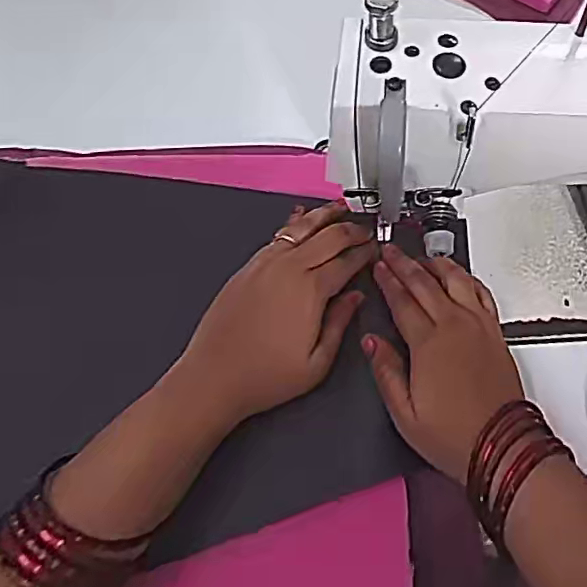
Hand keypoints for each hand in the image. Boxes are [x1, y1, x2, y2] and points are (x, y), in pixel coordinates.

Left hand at [177, 201, 377, 424]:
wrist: (212, 377)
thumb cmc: (261, 376)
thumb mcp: (316, 363)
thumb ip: (340, 324)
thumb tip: (355, 298)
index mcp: (310, 290)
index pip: (347, 260)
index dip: (365, 252)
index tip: (374, 250)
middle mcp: (289, 269)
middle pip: (330, 235)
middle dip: (353, 229)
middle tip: (365, 230)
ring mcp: (266, 264)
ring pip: (303, 226)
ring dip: (325, 215)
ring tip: (340, 208)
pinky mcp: (249, 266)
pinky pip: (279, 234)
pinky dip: (296, 222)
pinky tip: (301, 218)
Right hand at [363, 245, 525, 483]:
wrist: (500, 445)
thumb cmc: (455, 435)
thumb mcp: (405, 413)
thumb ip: (386, 372)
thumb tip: (372, 343)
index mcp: (428, 343)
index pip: (402, 300)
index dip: (387, 281)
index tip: (378, 268)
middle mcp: (454, 326)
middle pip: (424, 283)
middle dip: (404, 263)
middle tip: (392, 252)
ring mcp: (478, 325)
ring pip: (455, 279)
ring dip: (436, 264)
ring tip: (423, 257)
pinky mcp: (495, 331)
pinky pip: (480, 292)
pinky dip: (467, 278)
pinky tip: (460, 276)